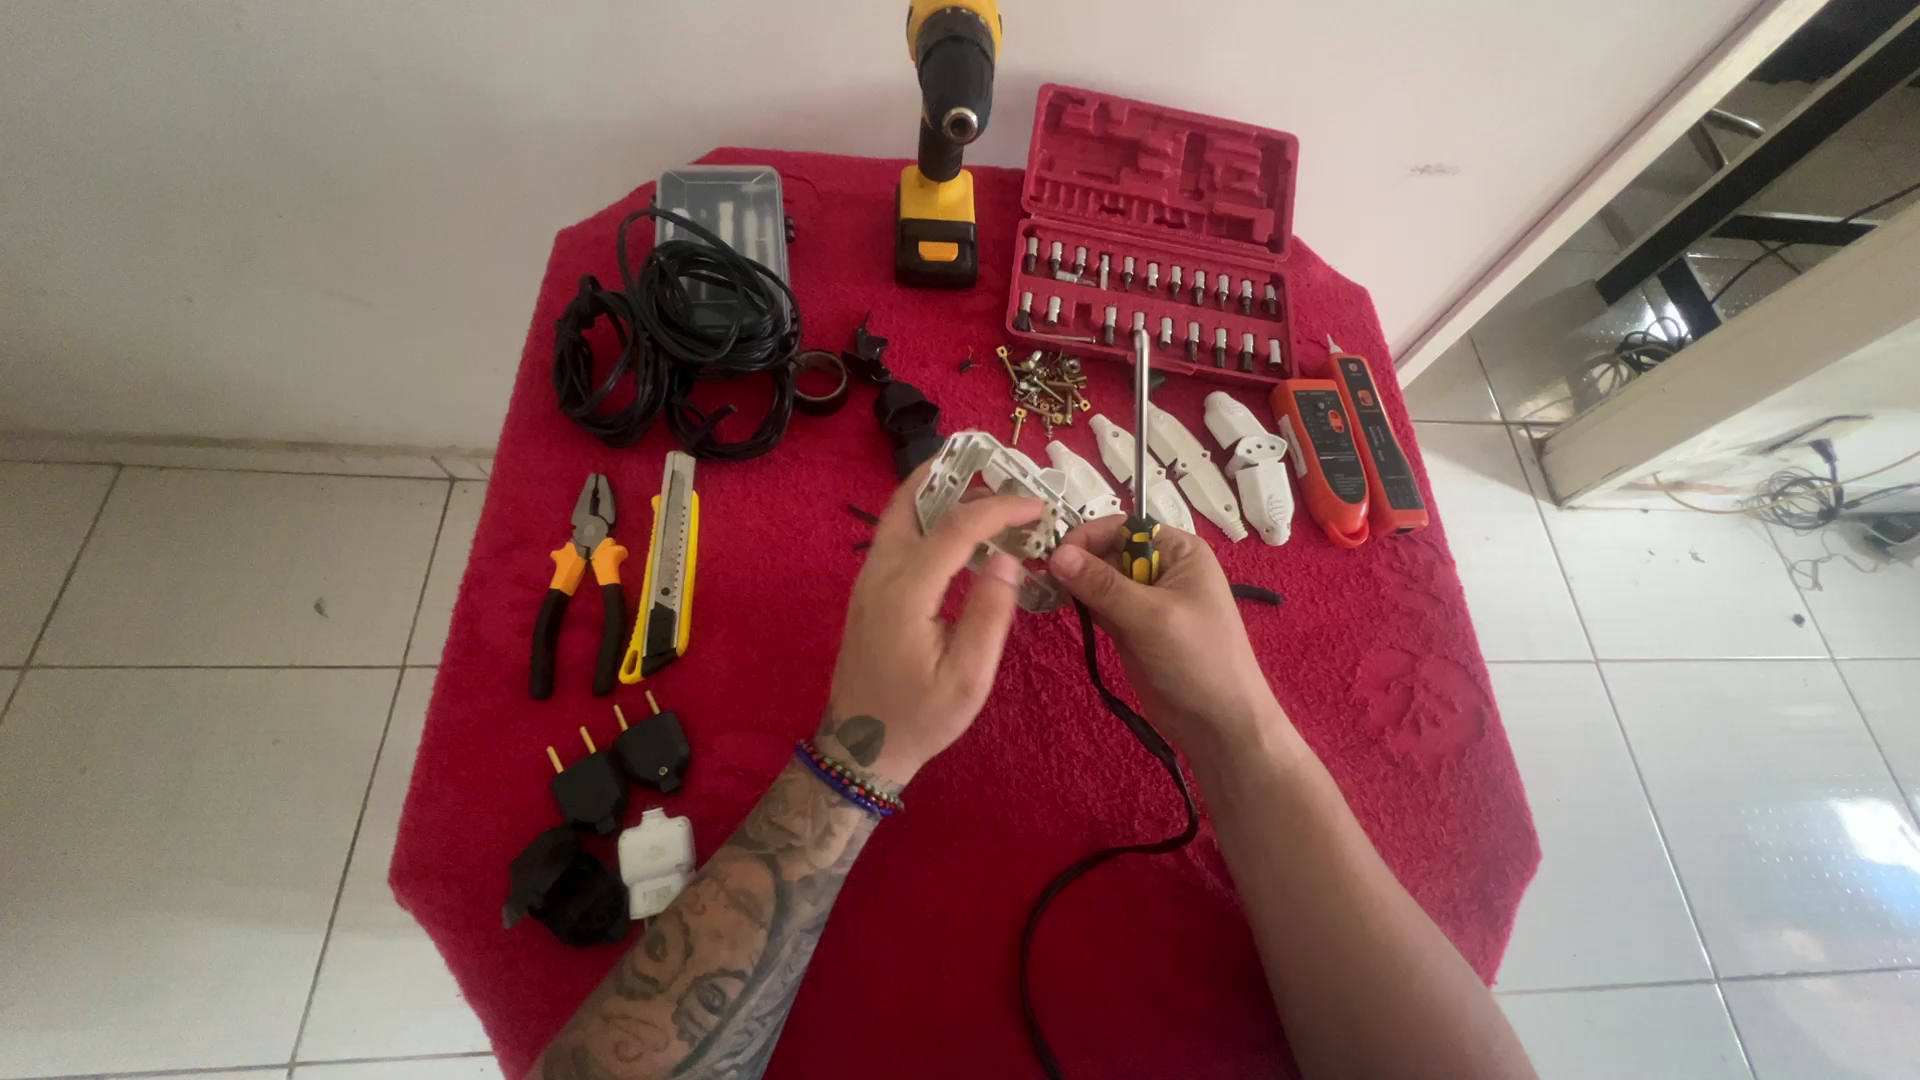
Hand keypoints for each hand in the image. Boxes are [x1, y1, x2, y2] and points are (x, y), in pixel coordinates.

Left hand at [820, 468, 1042, 787]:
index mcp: (905, 591)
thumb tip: (1008, 559)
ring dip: (937, 492)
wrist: (860, 747)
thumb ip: (989, 614)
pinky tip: (956, 529)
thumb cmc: (919, 717)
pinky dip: (926, 516)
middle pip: (909, 500)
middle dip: (953, 474)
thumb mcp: (967, 678)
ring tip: (982, 487)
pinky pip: (896, 536)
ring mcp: (867, 580)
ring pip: (898, 514)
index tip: (1037, 506)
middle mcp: (879, 573)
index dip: (999, 508)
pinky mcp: (868, 591)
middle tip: (997, 467)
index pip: (956, 528)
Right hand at [1047, 518, 1287, 758]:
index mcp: (1178, 551)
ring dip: (1073, 583)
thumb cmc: (1198, 660)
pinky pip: (1097, 604)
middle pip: (1106, 550)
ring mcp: (1143, 599)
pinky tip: (1057, 605)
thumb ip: (1103, 584)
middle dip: (1076, 561)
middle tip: (1042, 578)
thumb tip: (1057, 554)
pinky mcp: (1129, 626)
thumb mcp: (1152, 617)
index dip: (1088, 537)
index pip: (1124, 527)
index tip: (1056, 558)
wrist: (1218, 724)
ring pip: (1098, 578)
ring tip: (1044, 591)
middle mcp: (1160, 568)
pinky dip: (1078, 604)